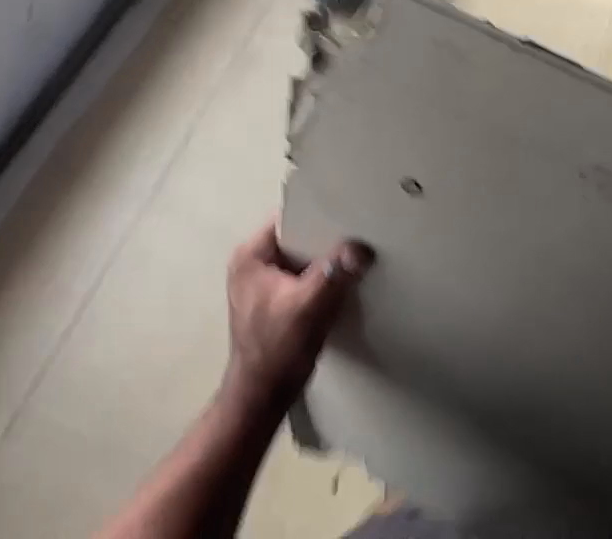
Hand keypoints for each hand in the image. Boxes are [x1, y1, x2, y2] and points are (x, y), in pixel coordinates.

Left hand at [221, 220, 372, 412]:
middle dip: (327, 240)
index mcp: (250, 256)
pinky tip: (344, 282)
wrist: (262, 398)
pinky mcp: (276, 302)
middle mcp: (252, 264)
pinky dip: (322, 280)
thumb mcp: (309, 308)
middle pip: (298, 238)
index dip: (319, 214)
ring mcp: (263, 284)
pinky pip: (304, 278)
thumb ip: (334, 274)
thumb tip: (360, 248)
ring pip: (303, 259)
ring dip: (326, 262)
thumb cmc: (277, 350)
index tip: (349, 214)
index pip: (289, 218)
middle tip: (358, 234)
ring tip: (355, 256)